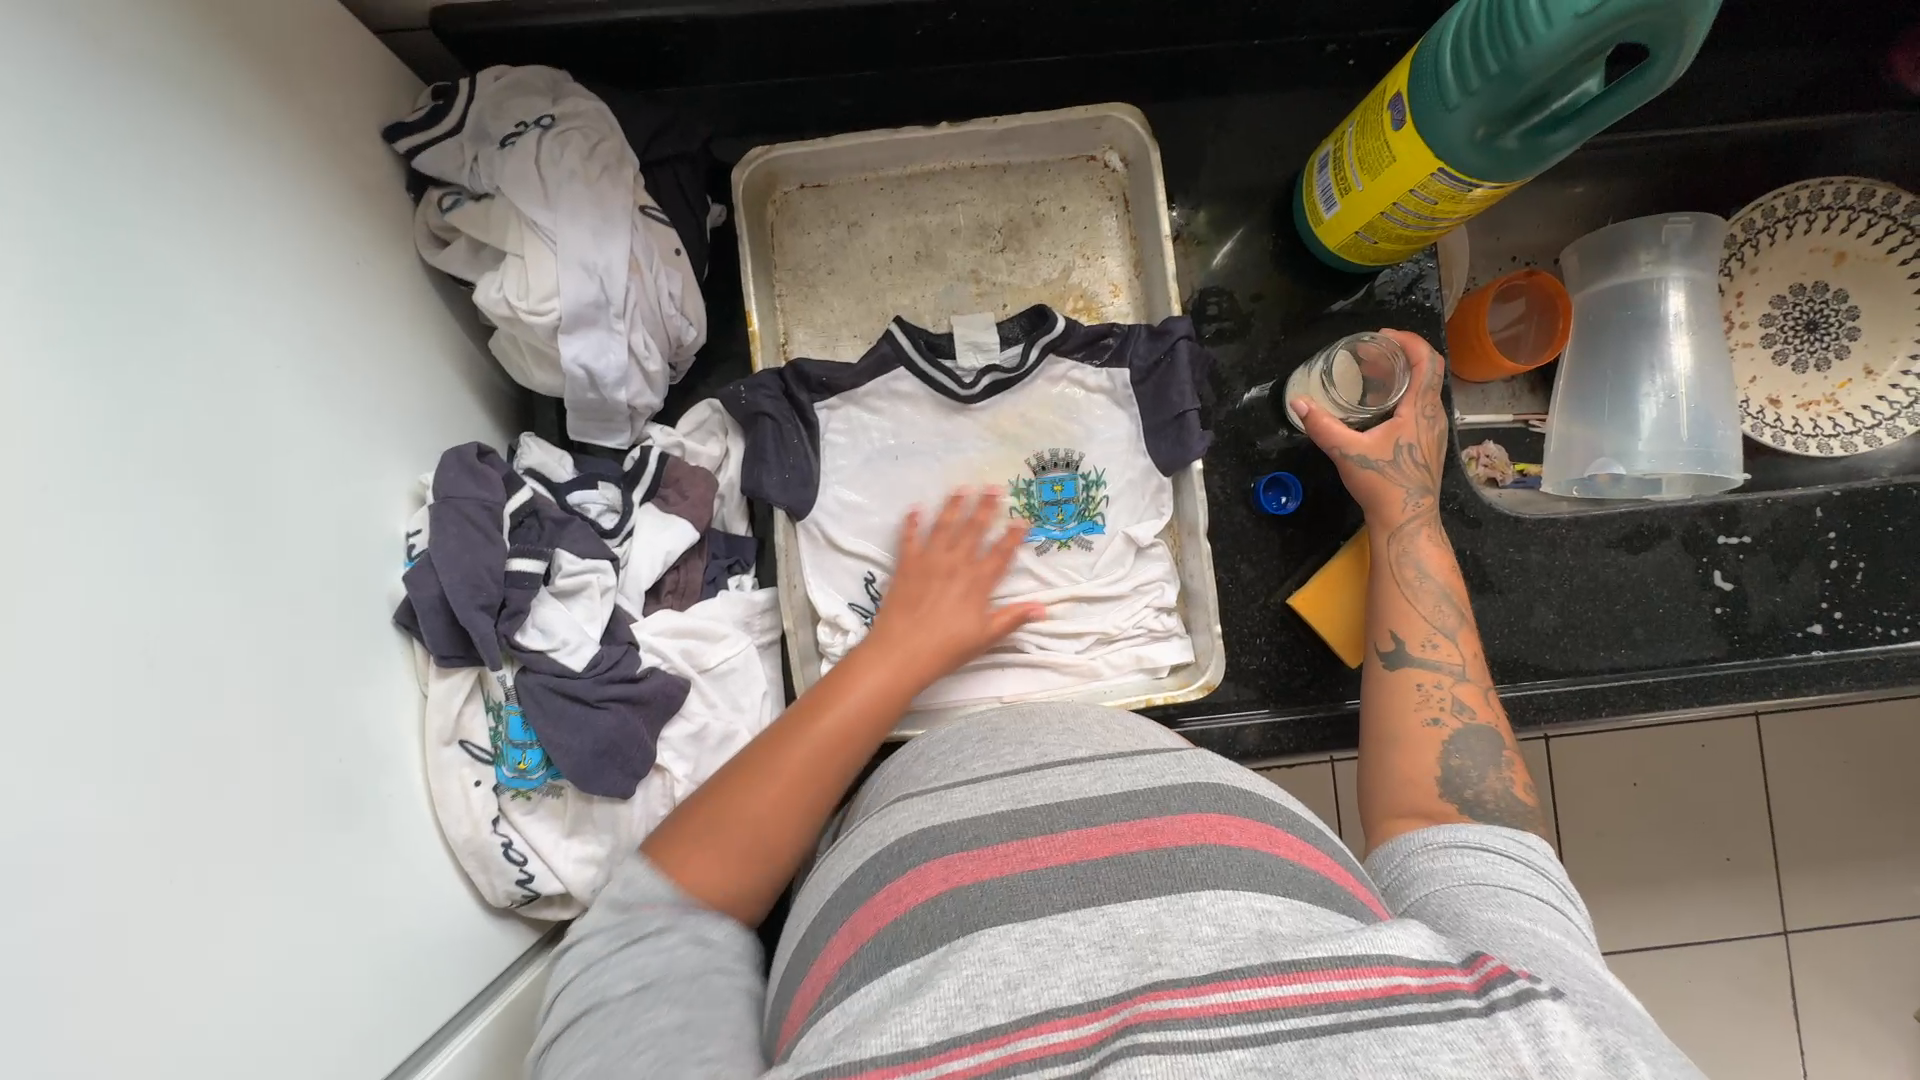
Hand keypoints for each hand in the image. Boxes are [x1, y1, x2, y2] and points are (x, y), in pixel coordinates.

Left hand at [860, 488, 1045, 690]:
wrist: (901, 653)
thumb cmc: (946, 648)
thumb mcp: (986, 637)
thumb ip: (1013, 618)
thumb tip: (1044, 609)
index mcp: (978, 582)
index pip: (1001, 552)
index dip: (1014, 535)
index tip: (1023, 518)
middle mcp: (956, 564)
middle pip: (974, 529)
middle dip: (986, 506)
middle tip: (994, 486)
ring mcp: (929, 561)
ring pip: (944, 526)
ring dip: (954, 505)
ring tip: (962, 487)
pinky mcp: (906, 565)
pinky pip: (909, 538)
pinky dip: (912, 522)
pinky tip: (915, 508)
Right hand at [1293, 328, 1448, 526]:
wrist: (1406, 519)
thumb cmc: (1383, 484)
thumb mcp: (1347, 452)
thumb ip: (1322, 426)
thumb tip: (1298, 403)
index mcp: (1420, 410)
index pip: (1427, 361)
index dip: (1409, 341)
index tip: (1384, 336)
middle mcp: (1433, 415)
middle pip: (1429, 371)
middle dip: (1403, 355)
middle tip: (1373, 352)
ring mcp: (1435, 430)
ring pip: (1427, 390)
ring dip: (1406, 376)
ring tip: (1376, 375)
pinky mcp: (1429, 443)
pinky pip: (1423, 406)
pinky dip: (1406, 395)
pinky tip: (1383, 407)